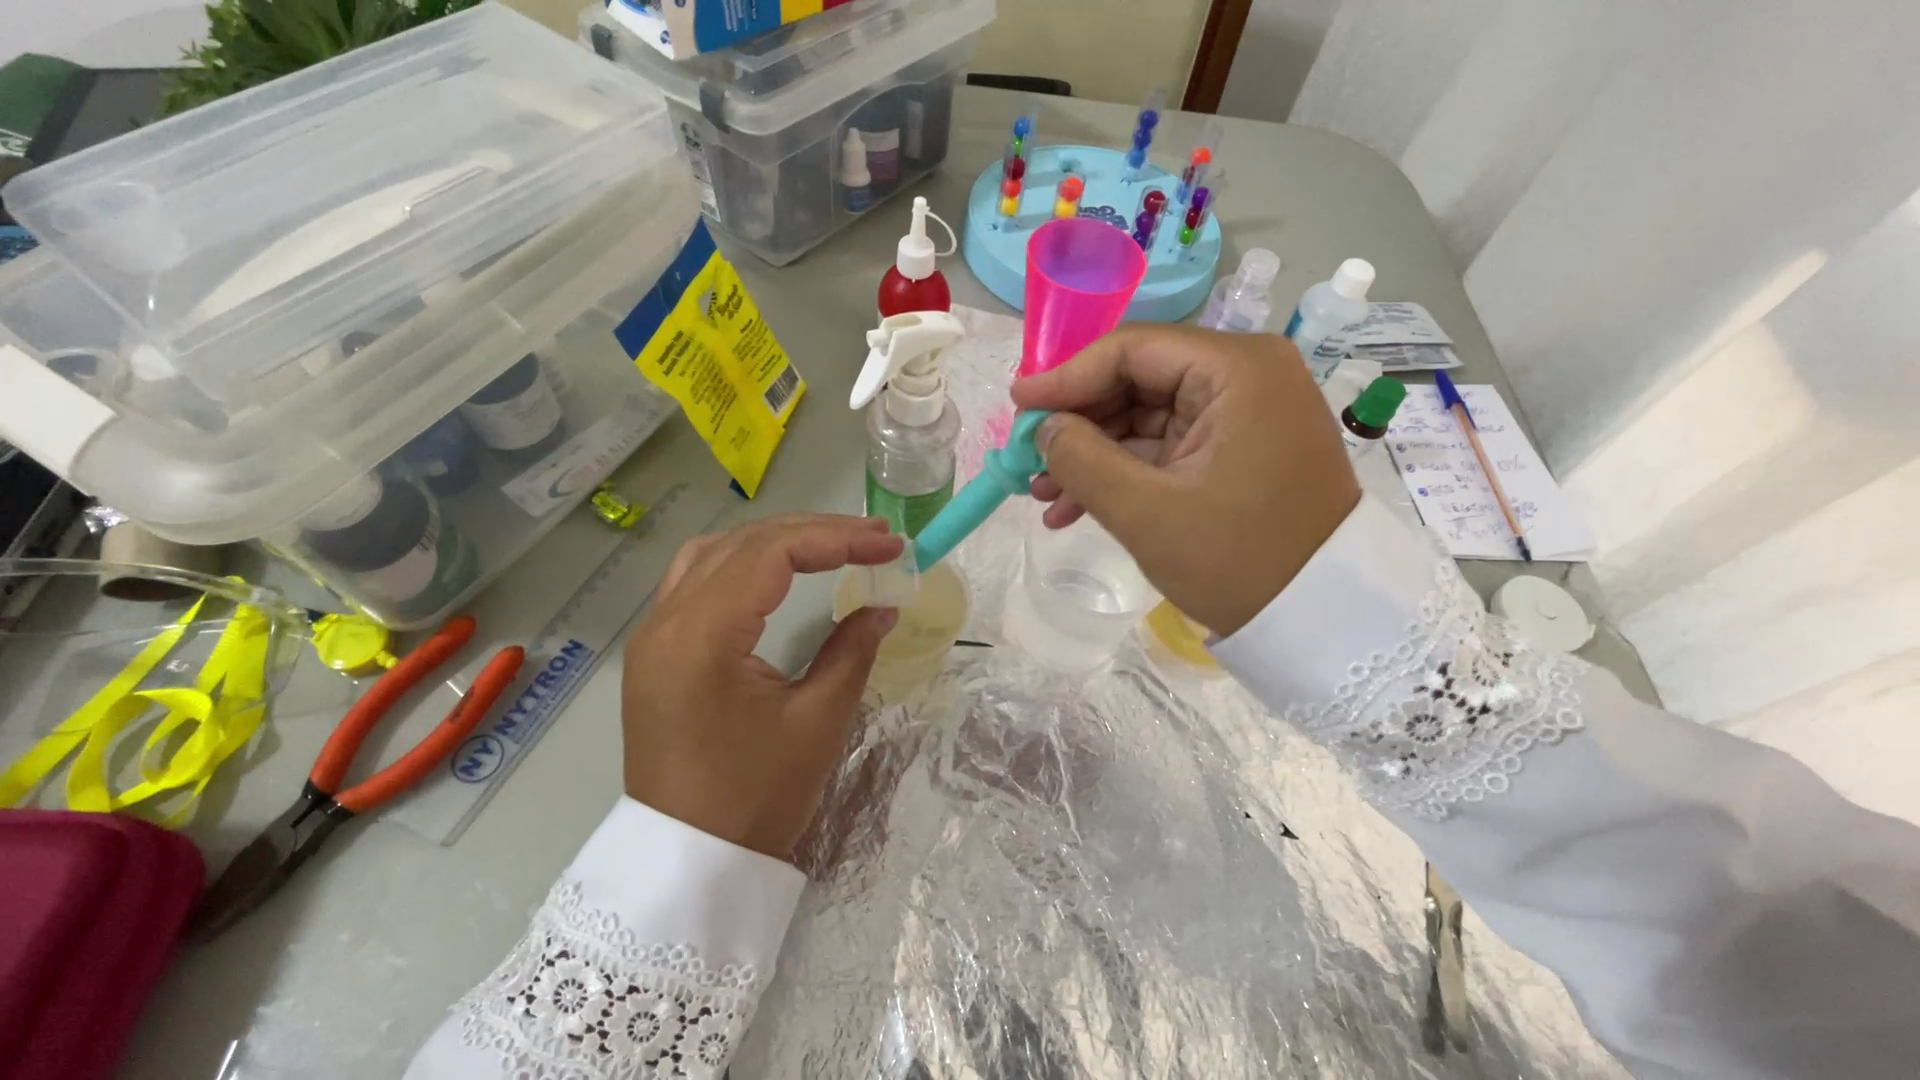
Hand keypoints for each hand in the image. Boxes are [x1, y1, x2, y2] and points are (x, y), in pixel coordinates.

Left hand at [621, 515, 902, 858]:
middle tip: (875, 538)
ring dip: (773, 541)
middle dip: (813, 533)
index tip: (891, 545)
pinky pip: (693, 582)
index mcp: (702, 634)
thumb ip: (851, 651)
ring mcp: (653, 636)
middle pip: (743, 544)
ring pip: (712, 554)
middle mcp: (666, 621)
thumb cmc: (754, 799)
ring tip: (829, 545)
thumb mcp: (816, 724)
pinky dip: (740, 564)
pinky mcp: (654, 654)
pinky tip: (773, 573)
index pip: (772, 552)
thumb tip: (883, 605)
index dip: (837, 538)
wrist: (686, 863)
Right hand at [1011, 324, 1359, 635]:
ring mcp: (1246, 410)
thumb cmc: (1240, 560)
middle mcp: (1246, 373)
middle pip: (1137, 380)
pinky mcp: (1241, 444)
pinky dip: (1126, 471)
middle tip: (1028, 459)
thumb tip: (1043, 428)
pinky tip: (1078, 507)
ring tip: (1045, 497)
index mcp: (1237, 369)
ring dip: (1094, 455)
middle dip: (1078, 424)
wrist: (1322, 617)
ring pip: (1147, 415)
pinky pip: (1169, 444)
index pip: (1131, 349)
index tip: (1016, 406)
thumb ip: (1081, 460)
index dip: (1065, 377)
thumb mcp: (1148, 513)